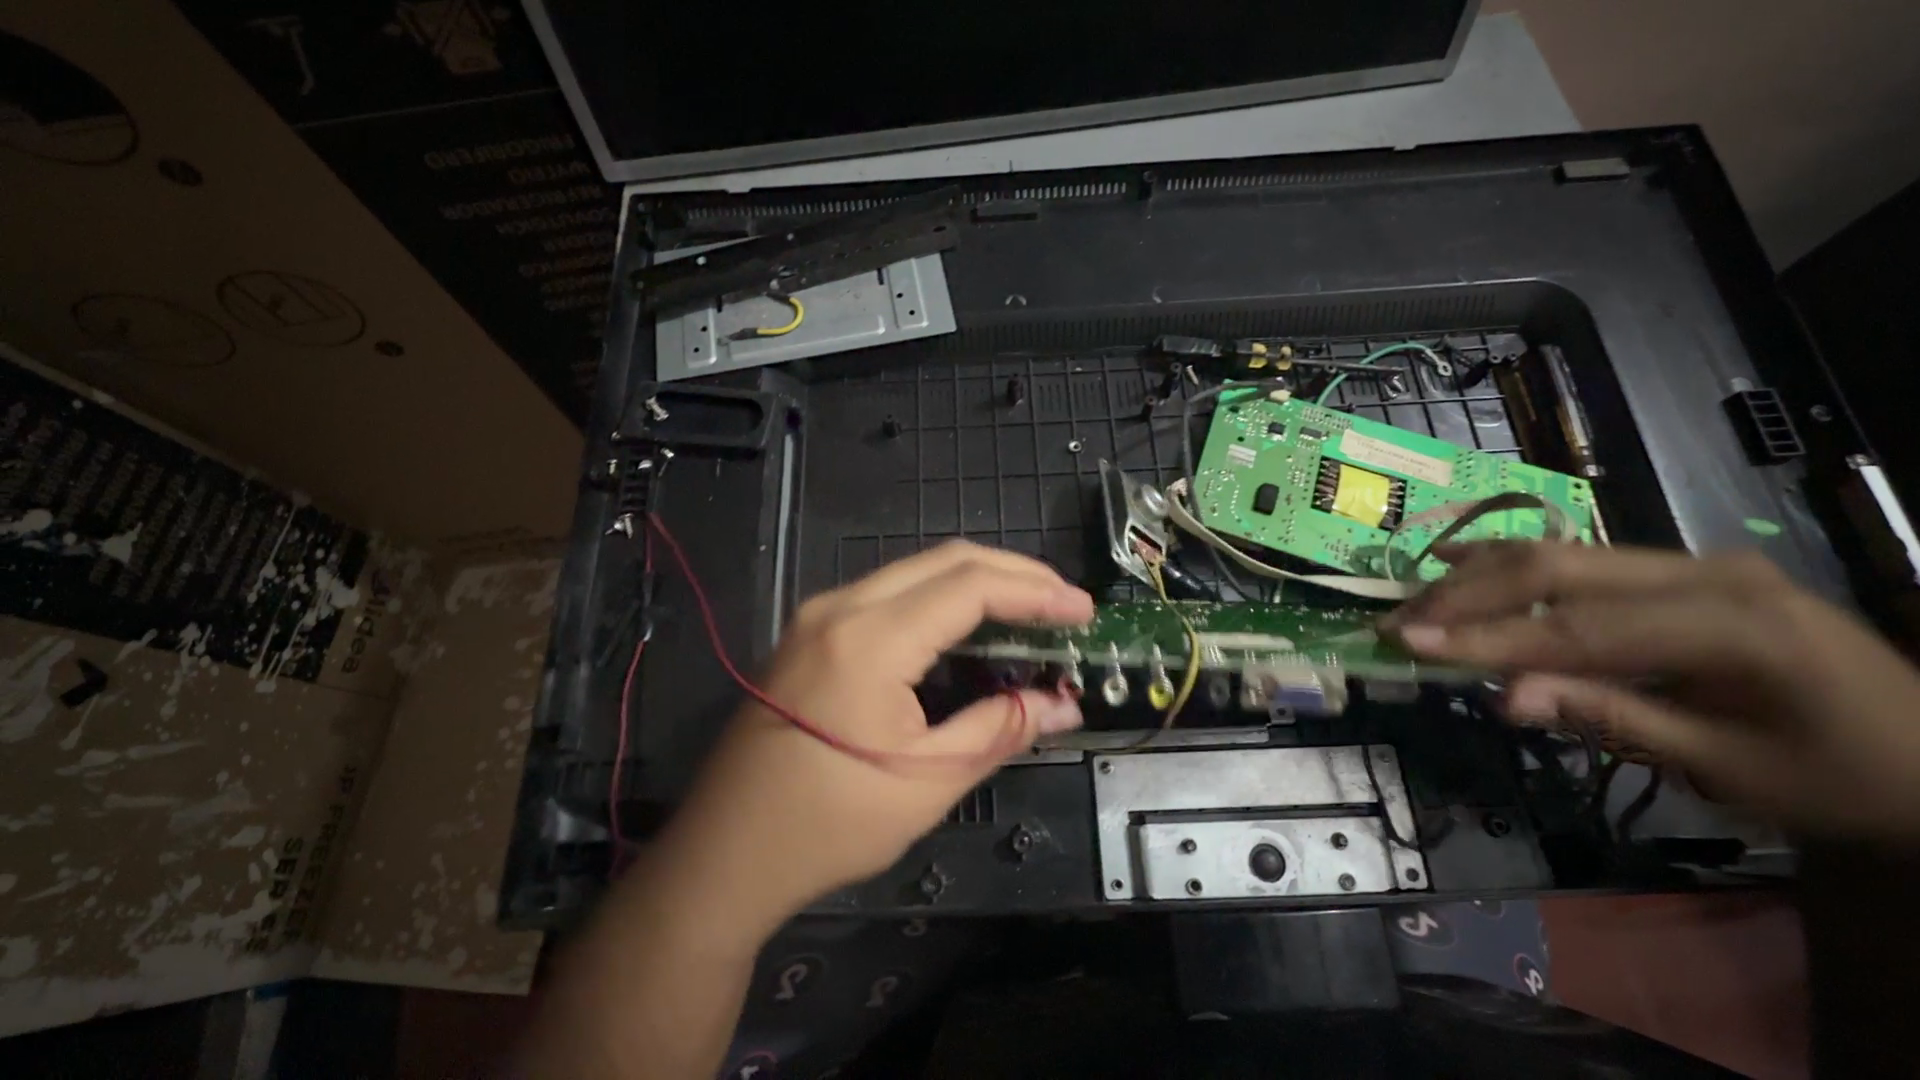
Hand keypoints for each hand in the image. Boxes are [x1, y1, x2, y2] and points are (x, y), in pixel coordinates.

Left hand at [654, 541, 1092, 937]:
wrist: (726, 852)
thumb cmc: (830, 823)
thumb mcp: (929, 781)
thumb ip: (1001, 728)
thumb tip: (1064, 705)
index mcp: (869, 639)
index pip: (969, 586)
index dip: (1036, 593)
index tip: (1083, 612)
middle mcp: (839, 608)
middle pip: (944, 561)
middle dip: (1013, 575)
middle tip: (1064, 605)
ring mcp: (817, 617)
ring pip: (914, 572)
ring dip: (975, 584)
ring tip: (1029, 614)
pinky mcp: (808, 635)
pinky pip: (887, 596)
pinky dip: (938, 601)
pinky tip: (967, 631)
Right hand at [1380, 542, 1919, 839]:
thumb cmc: (1839, 779)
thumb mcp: (1727, 767)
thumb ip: (1612, 718)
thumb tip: (1504, 697)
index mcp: (1733, 624)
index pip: (1578, 627)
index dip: (1487, 637)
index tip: (1409, 644)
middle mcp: (1709, 572)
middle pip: (1559, 568)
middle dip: (1467, 595)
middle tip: (1398, 623)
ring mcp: (1698, 564)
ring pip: (1563, 554)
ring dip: (1481, 577)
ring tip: (1416, 602)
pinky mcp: (1686, 572)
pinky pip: (1586, 561)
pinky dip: (1518, 568)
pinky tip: (1466, 562)